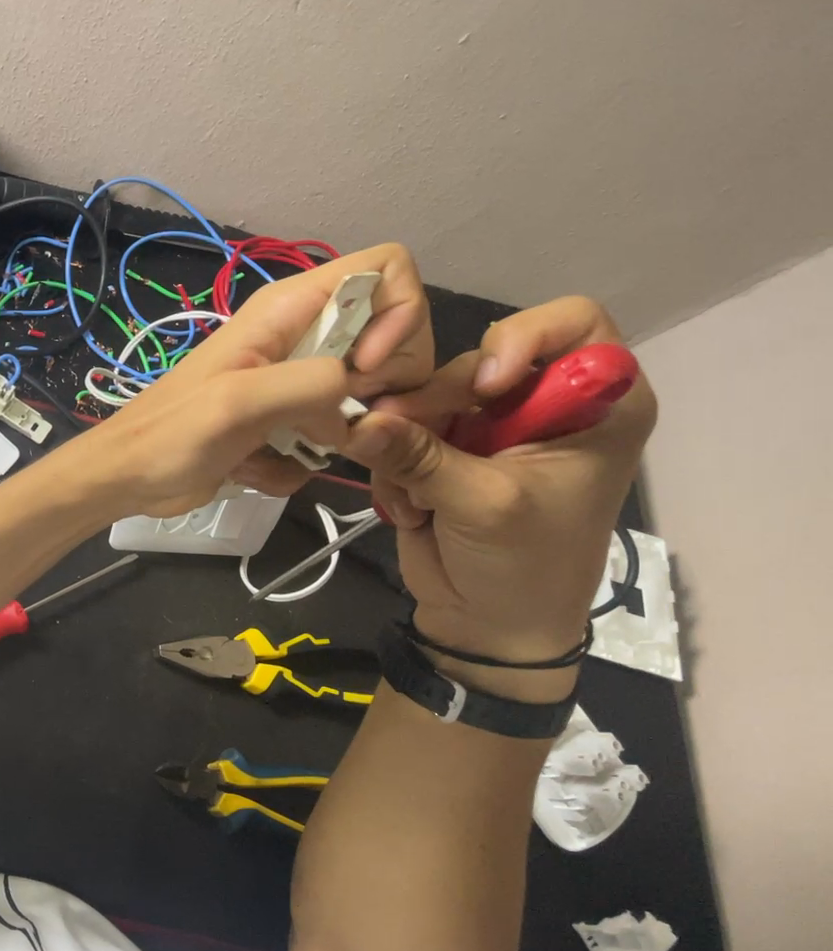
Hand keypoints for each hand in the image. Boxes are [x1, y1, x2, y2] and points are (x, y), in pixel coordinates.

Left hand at [72, 244, 436, 518]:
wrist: (126, 479)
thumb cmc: (171, 435)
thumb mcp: (239, 401)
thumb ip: (313, 383)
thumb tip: (356, 399)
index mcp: (288, 309)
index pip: (387, 269)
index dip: (400, 315)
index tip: (368, 370)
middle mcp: (298, 337)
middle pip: (389, 341)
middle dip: (376, 390)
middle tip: (336, 424)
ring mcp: (290, 384)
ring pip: (359, 400)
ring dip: (329, 439)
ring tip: (279, 450)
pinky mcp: (281, 425)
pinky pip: (323, 440)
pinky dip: (294, 464)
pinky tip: (251, 468)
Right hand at [340, 297, 657, 695]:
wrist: (489, 626)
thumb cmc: (522, 564)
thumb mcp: (482, 505)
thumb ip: (421, 456)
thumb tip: (356, 421)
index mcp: (594, 405)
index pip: (570, 324)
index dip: (521, 339)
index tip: (484, 387)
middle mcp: (542, 405)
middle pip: (476, 363)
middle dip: (433, 406)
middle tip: (401, 443)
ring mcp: (488, 430)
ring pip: (426, 399)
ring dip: (405, 445)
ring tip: (411, 497)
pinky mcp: (443, 454)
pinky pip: (399, 436)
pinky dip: (392, 469)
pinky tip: (408, 509)